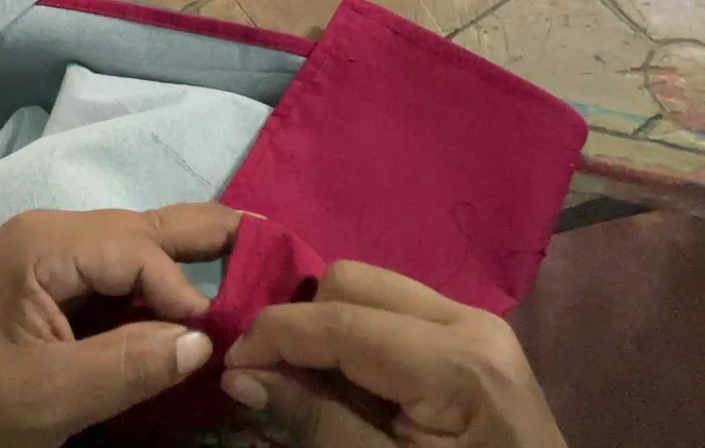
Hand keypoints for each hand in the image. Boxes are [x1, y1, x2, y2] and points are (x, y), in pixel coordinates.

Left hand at [0, 203, 241, 447]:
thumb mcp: (47, 400)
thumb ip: (127, 364)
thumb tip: (203, 338)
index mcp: (45, 243)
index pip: (135, 249)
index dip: (182, 288)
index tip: (222, 335)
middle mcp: (49, 234)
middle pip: (138, 227)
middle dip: (200, 230)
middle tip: (265, 229)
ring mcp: (45, 257)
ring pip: (128, 245)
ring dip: (180, 255)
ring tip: (240, 244)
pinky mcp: (44, 285)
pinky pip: (110, 274)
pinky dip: (151, 281)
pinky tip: (182, 284)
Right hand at [220, 260, 565, 447]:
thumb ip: (314, 422)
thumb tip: (238, 375)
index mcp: (459, 362)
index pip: (340, 322)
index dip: (273, 335)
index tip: (228, 364)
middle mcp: (470, 319)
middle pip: (351, 281)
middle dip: (303, 322)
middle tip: (275, 377)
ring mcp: (476, 321)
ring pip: (368, 286)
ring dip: (326, 325)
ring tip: (312, 382)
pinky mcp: (472, 334)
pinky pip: (391, 308)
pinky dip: (356, 334)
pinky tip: (352, 381)